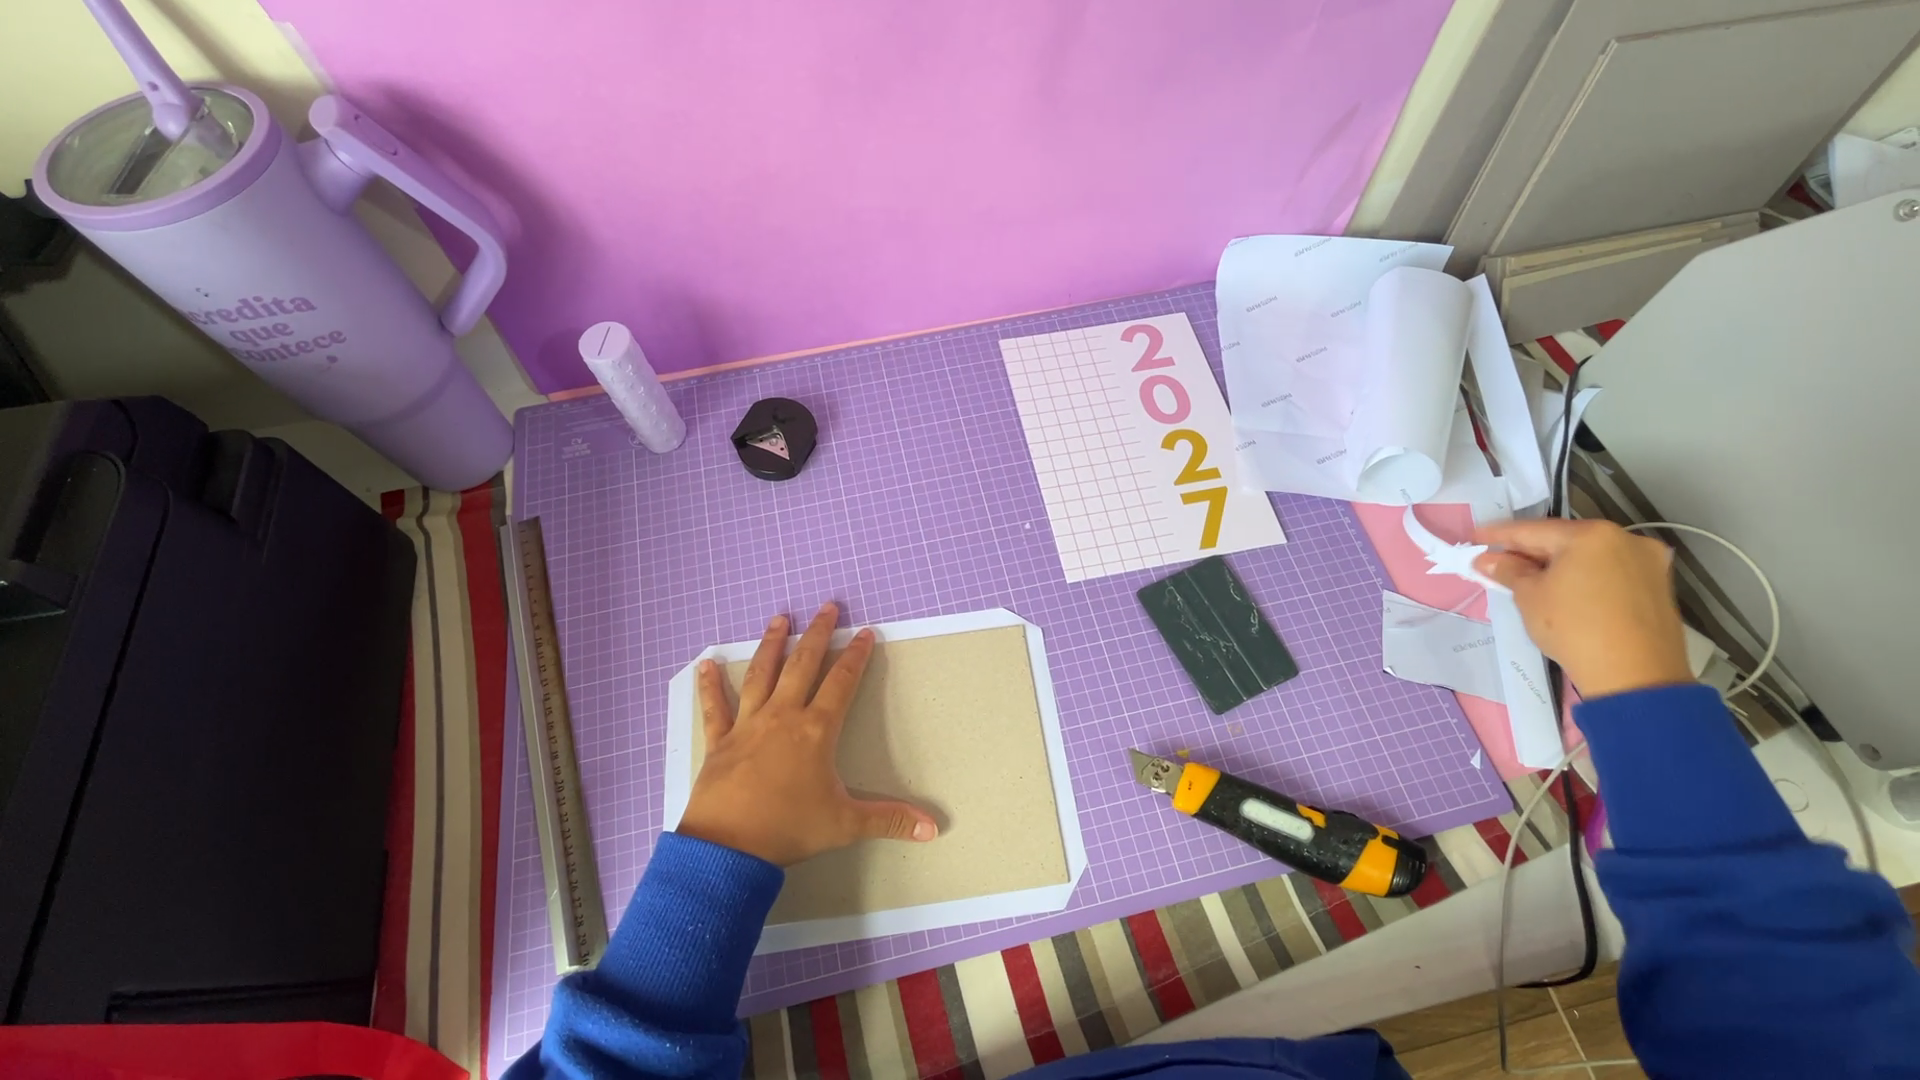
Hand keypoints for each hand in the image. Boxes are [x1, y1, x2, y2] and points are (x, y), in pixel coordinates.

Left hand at [676, 602, 939, 866]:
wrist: (729, 848)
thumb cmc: (789, 829)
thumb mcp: (846, 824)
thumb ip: (890, 820)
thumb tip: (933, 829)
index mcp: (816, 730)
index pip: (841, 682)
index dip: (855, 656)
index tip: (864, 633)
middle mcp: (783, 716)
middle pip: (803, 665)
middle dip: (817, 634)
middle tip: (827, 606)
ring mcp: (748, 725)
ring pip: (762, 674)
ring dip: (771, 644)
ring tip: (779, 618)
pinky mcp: (720, 741)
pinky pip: (715, 707)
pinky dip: (710, 685)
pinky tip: (706, 664)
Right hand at [1472, 519, 1694, 699]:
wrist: (1634, 674)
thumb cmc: (1573, 628)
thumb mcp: (1529, 596)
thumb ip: (1507, 571)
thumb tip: (1488, 560)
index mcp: (1591, 534)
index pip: (1532, 530)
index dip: (1498, 535)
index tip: (1475, 537)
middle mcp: (1625, 538)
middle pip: (1564, 540)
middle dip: (1530, 551)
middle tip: (1498, 561)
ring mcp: (1647, 561)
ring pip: (1588, 555)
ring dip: (1557, 563)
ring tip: (1529, 577)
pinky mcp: (1658, 584)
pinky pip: (1608, 570)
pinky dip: (1583, 575)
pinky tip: (1564, 589)